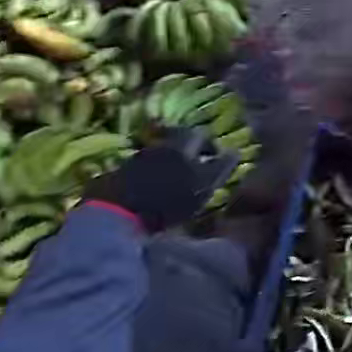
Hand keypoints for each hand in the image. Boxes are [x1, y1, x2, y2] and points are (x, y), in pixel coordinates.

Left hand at [82, 128, 235, 233]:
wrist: (116, 215)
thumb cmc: (168, 201)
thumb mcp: (203, 187)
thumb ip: (221, 168)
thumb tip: (236, 151)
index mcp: (180, 145)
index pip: (201, 136)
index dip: (211, 146)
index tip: (217, 158)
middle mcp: (157, 146)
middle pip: (176, 143)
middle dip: (188, 153)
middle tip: (196, 169)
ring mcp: (133, 160)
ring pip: (157, 156)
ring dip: (168, 165)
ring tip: (175, 183)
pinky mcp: (115, 176)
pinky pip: (139, 171)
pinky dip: (150, 178)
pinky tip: (153, 194)